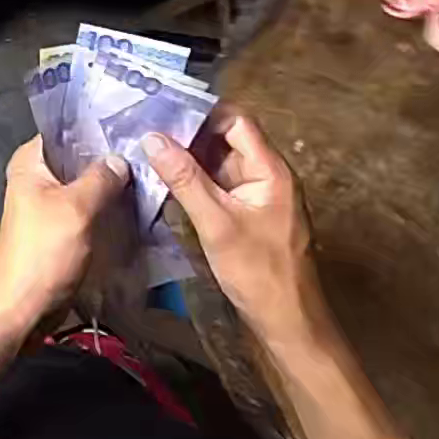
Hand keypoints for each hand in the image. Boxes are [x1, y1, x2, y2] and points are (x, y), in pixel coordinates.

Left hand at [0, 137, 128, 319]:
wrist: (21, 308)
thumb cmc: (42, 252)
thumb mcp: (76, 208)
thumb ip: (100, 179)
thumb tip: (119, 159)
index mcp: (29, 161)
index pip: (64, 131)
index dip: (93, 129)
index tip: (127, 129)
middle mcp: (35, 177)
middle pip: (76, 159)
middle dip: (106, 161)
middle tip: (142, 157)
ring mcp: (46, 203)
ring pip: (83, 186)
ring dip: (108, 188)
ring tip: (143, 180)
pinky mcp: (58, 228)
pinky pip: (85, 210)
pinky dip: (104, 210)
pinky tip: (130, 209)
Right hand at [144, 116, 314, 337]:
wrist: (290, 328)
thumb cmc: (259, 274)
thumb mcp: (217, 223)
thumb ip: (184, 178)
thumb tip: (152, 138)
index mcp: (270, 171)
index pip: (236, 121)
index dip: (202, 113)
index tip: (164, 111)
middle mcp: (266, 175)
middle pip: (225, 138)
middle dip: (188, 132)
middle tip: (147, 128)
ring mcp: (256, 194)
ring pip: (218, 160)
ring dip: (188, 155)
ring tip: (149, 148)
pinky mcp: (245, 211)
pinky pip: (217, 181)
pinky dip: (194, 177)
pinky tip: (165, 178)